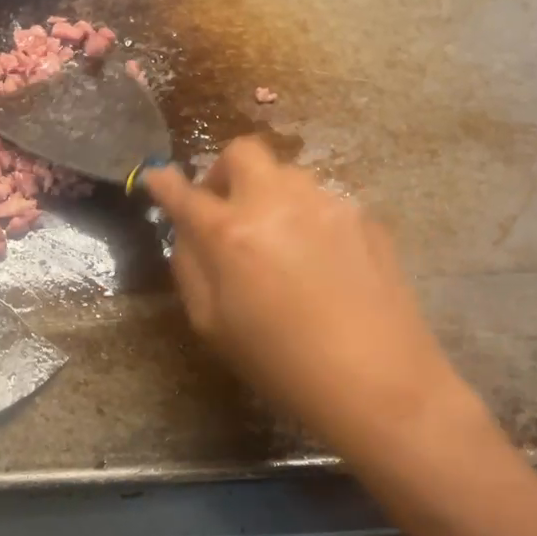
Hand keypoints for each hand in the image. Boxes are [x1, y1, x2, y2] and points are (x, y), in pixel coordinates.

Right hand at [144, 137, 483, 456]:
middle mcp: (277, 203)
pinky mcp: (365, 218)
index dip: (164, 183)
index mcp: (230, 233)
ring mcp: (327, 204)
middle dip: (223, 172)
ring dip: (268, 194)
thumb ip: (191, 267)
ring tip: (276, 239)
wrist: (379, 383)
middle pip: (242, 152)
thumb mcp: (211, 324)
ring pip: (286, 174)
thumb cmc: (280, 363)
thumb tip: (188, 232)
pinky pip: (322, 201)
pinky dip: (306, 217)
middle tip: (224, 209)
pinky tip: (317, 261)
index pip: (184, 192)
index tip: (156, 179)